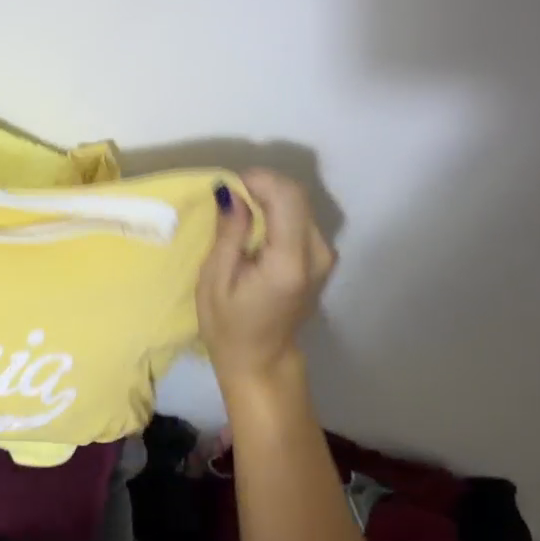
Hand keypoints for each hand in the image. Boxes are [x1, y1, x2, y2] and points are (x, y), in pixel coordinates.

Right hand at [198, 170, 336, 396]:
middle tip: (232, 194)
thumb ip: (229, 235)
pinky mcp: (321, 259)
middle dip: (264, 187)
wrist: (260, 360)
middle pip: (297, 198)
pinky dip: (280, 214)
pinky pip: (302, 222)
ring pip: (301, 207)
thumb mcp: (215, 281)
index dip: (260, 181)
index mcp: (288, 262)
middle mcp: (316, 254)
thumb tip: (233, 195)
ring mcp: (324, 256)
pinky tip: (257, 226)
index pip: (286, 199)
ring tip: (241, 209)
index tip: (230, 183)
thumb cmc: (228, 327)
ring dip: (272, 199)